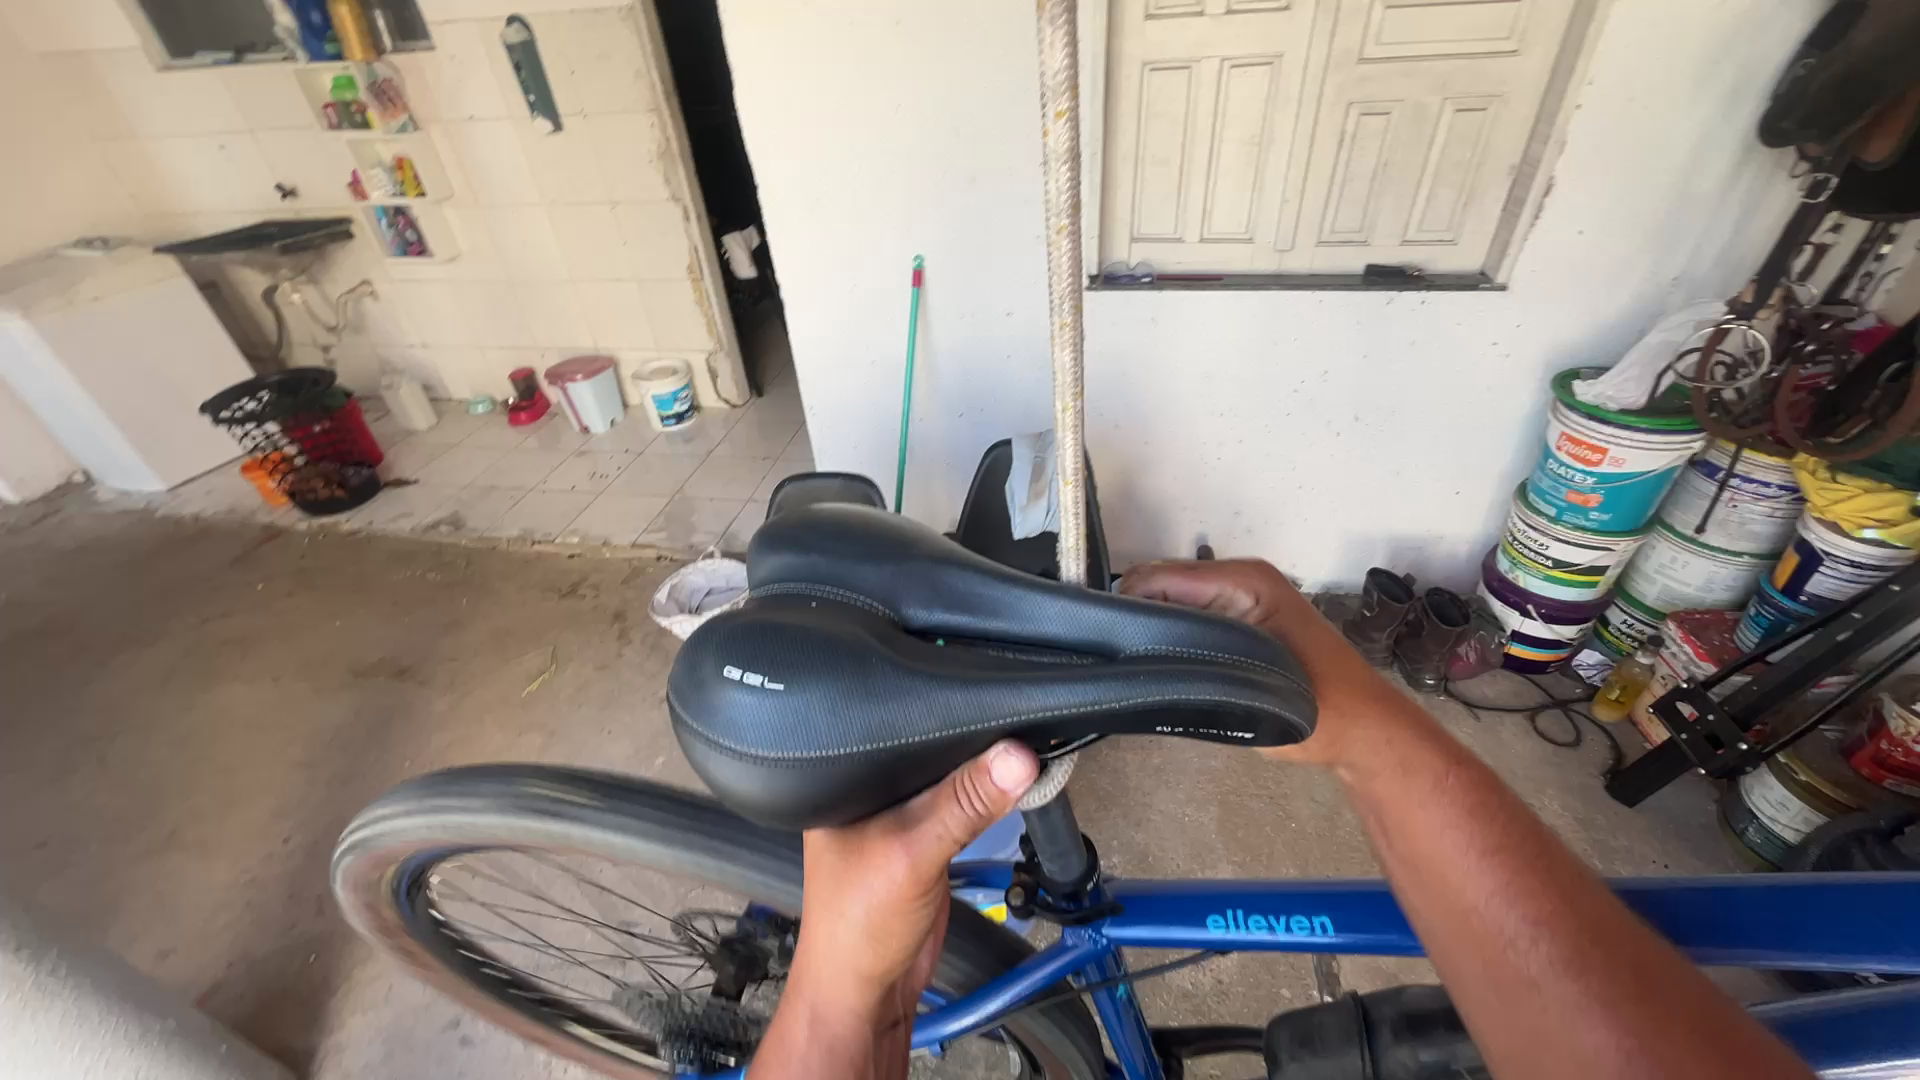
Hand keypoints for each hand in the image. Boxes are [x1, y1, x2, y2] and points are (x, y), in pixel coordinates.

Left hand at [753, 742, 1038, 1078]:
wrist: (868, 998)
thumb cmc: (859, 928)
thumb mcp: (915, 853)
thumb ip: (965, 805)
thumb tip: (1015, 757)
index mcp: (847, 780)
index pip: (899, 729)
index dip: (941, 710)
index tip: (991, 694)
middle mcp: (870, 793)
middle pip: (928, 751)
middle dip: (968, 739)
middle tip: (1016, 715)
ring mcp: (898, 817)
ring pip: (948, 778)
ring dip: (981, 771)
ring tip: (1020, 743)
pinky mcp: (924, 840)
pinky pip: (960, 808)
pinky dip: (984, 799)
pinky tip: (1008, 783)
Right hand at [1120, 558, 1410, 766]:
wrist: (1366, 733)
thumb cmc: (1318, 709)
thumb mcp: (1248, 680)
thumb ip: (1187, 655)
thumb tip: (1130, 650)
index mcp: (1243, 579)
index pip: (1159, 577)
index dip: (1126, 605)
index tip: (1101, 642)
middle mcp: (1237, 578)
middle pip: (1160, 584)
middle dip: (1135, 614)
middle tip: (1111, 658)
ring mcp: (1238, 598)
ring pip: (1170, 601)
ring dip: (1150, 626)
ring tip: (1128, 664)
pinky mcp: (1237, 620)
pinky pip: (1187, 615)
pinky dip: (1168, 634)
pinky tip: (1156, 663)